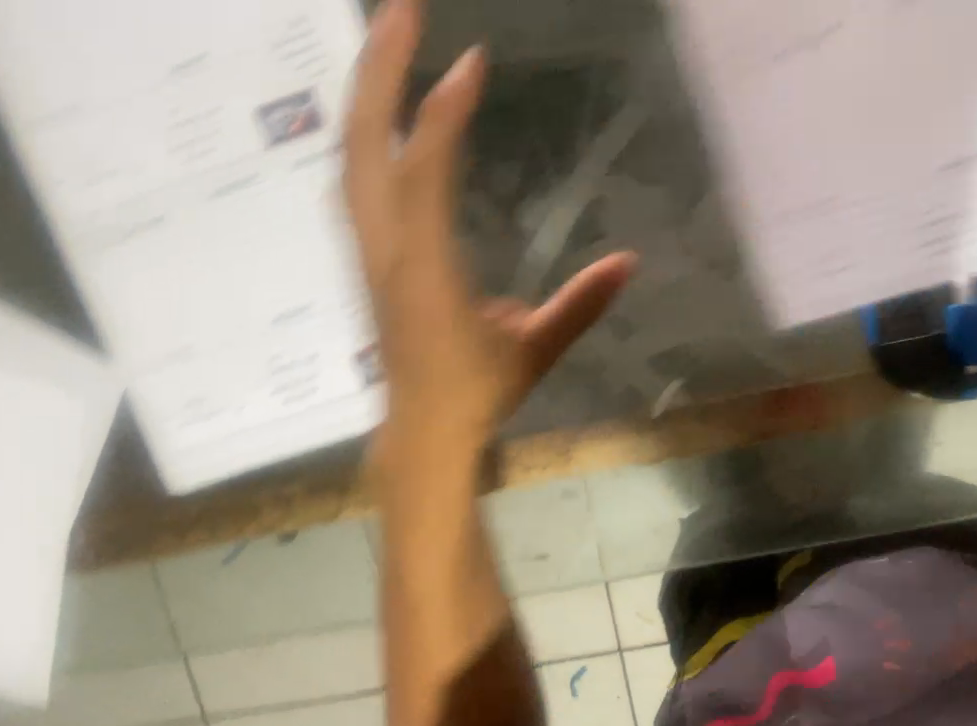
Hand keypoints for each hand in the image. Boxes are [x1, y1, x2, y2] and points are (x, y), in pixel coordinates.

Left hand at [345, 0, 636, 444]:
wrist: (421, 432)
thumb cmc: (476, 395)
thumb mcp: (534, 351)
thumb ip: (579, 306)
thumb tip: (627, 264)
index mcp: (424, 271)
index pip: (423, 171)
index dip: (444, 111)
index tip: (472, 62)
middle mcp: (383, 250)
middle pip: (362, 143)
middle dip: (379, 68)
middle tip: (402, 8)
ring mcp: (366, 252)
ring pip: (349, 158)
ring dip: (366, 96)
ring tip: (389, 44)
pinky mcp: (366, 257)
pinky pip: (357, 182)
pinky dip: (367, 136)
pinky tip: (382, 117)